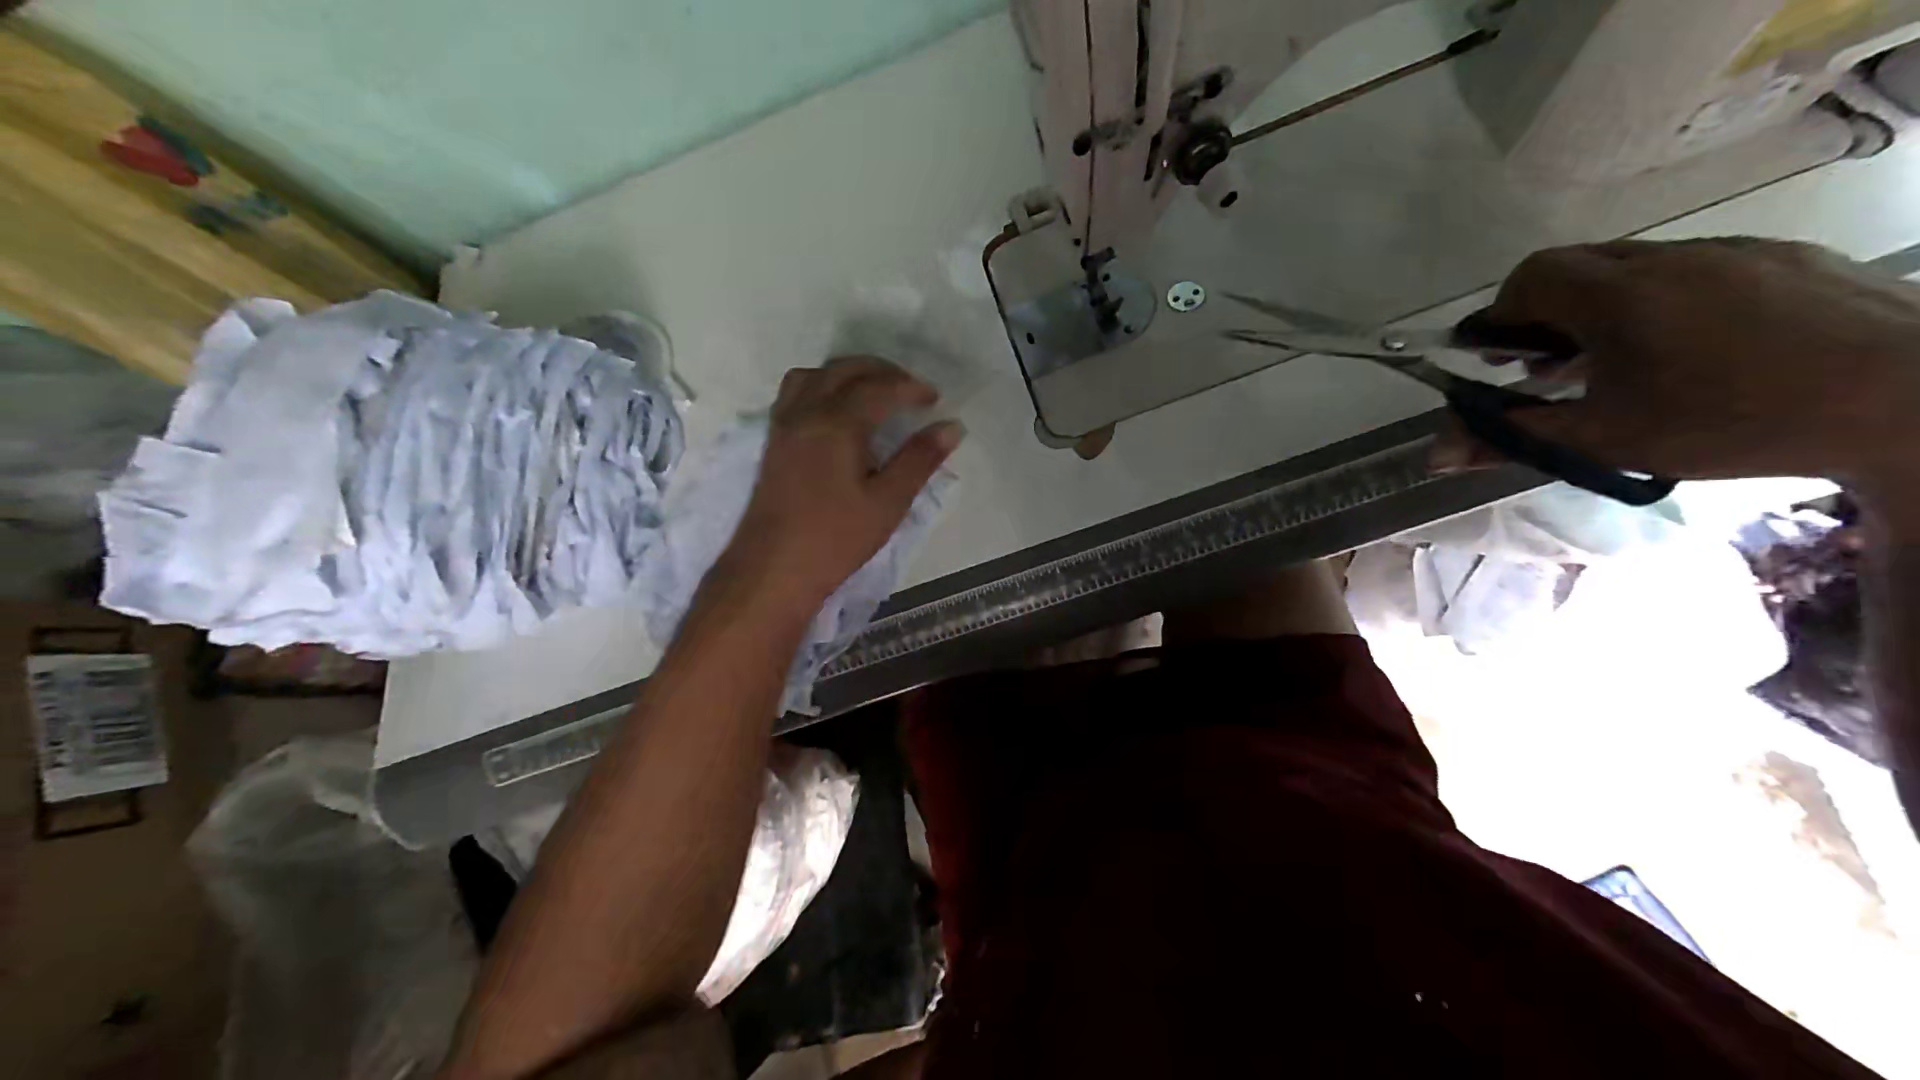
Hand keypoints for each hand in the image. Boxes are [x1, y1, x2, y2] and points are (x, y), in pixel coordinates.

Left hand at [716, 358, 962, 613]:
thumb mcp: (888, 502)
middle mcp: (806, 413)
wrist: (774, 569)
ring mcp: (784, 425)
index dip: (910, 388)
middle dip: (881, 371)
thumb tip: (952, 427)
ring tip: (873, 392)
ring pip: (814, 375)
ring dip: (847, 373)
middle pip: (844, 370)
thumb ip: (919, 460)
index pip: (879, 388)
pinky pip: (795, 392)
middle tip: (909, 389)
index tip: (934, 399)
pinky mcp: (774, 442)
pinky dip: (822, 386)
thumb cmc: (836, 539)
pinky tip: (836, 411)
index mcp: (836, 424)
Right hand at [1435, 239, 1919, 496]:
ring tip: (1613, 362)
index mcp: (1621, 296)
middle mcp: (1671, 259)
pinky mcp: (1787, 257)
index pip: (1532, 276)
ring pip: (1635, 264)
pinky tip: (1689, 349)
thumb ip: (1513, 438)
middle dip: (1544, 308)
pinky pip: (1695, 266)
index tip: (1497, 354)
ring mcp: (1735, 251)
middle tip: (1546, 364)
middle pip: (1578, 262)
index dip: (1501, 311)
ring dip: (1601, 305)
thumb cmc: (1735, 420)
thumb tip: (1433, 455)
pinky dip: (1662, 299)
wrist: (1913, 398)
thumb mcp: (1607, 439)